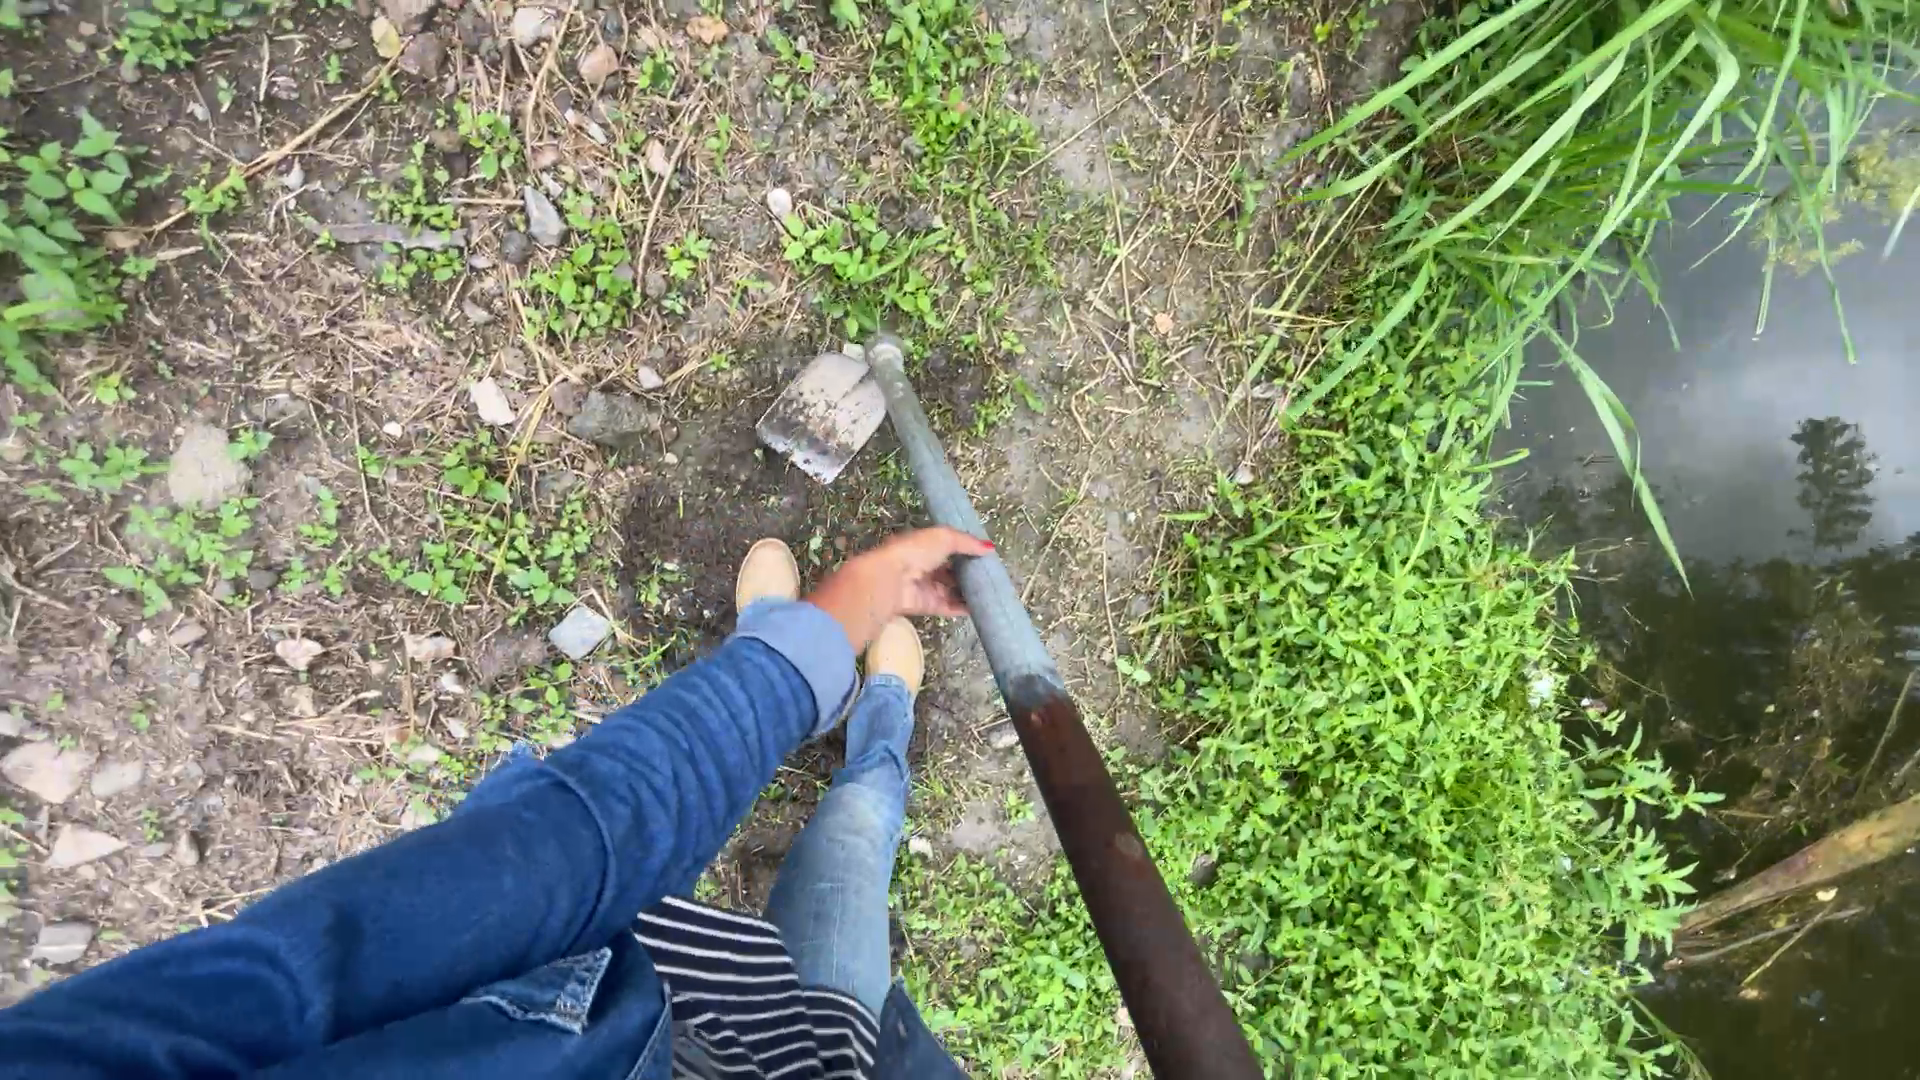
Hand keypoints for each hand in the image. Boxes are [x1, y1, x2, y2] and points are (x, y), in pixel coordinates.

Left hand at [804, 527, 993, 652]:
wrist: (890, 579)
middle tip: (991, 575)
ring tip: (991, 592)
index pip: (948, 547)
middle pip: (949, 570)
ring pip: (950, 589)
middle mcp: (923, 565)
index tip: (985, 556)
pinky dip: (962, 607)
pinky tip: (979, 607)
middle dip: (968, 572)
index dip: (965, 550)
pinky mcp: (926, 605)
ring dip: (967, 591)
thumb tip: (989, 548)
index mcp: (923, 545)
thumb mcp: (944, 537)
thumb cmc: (915, 551)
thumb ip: (967, 542)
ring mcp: (924, 586)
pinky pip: (948, 606)